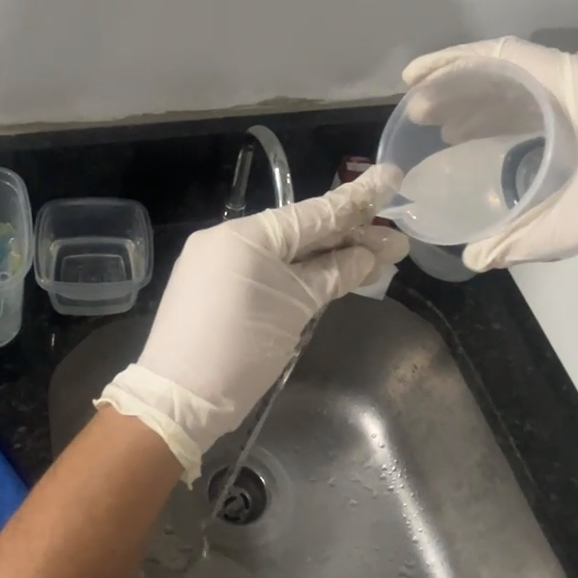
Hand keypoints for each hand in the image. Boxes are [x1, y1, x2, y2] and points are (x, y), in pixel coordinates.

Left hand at [98, 166, 408, 481]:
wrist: (179, 400)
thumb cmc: (238, 350)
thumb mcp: (295, 309)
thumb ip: (333, 275)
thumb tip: (367, 255)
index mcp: (246, 234)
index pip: (314, 212)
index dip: (357, 197)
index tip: (392, 177)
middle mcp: (229, 238)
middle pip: (302, 230)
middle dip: (352, 235)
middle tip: (399, 237)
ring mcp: (220, 263)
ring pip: (286, 252)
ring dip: (332, 256)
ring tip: (381, 257)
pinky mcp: (217, 287)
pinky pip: (267, 269)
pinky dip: (302, 272)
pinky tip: (336, 273)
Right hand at [403, 39, 577, 312]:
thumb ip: (531, 236)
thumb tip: (475, 260)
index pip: (503, 55)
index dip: (451, 63)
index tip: (412, 80)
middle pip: (516, 71)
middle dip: (464, 90)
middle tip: (424, 116)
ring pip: (539, 93)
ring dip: (494, 108)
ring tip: (453, 134)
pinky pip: (560, 112)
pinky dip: (524, 125)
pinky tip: (509, 152)